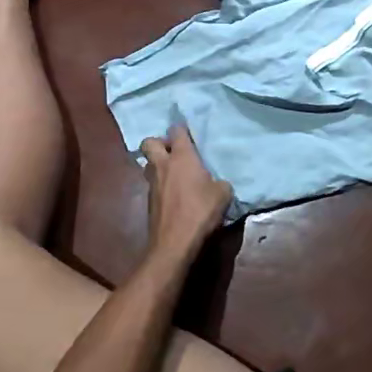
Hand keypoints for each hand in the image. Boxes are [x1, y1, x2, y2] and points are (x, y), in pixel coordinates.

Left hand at [142, 126, 232, 257]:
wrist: (175, 242)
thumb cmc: (200, 211)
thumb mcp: (223, 194)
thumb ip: (220, 183)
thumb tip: (217, 184)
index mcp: (182, 157)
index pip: (176, 131)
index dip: (182, 129)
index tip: (190, 133)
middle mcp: (162, 165)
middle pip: (150, 142)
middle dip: (160, 142)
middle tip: (174, 152)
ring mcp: (152, 183)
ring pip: (148, 164)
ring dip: (158, 164)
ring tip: (174, 174)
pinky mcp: (149, 201)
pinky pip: (153, 184)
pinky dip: (161, 185)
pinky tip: (175, 195)